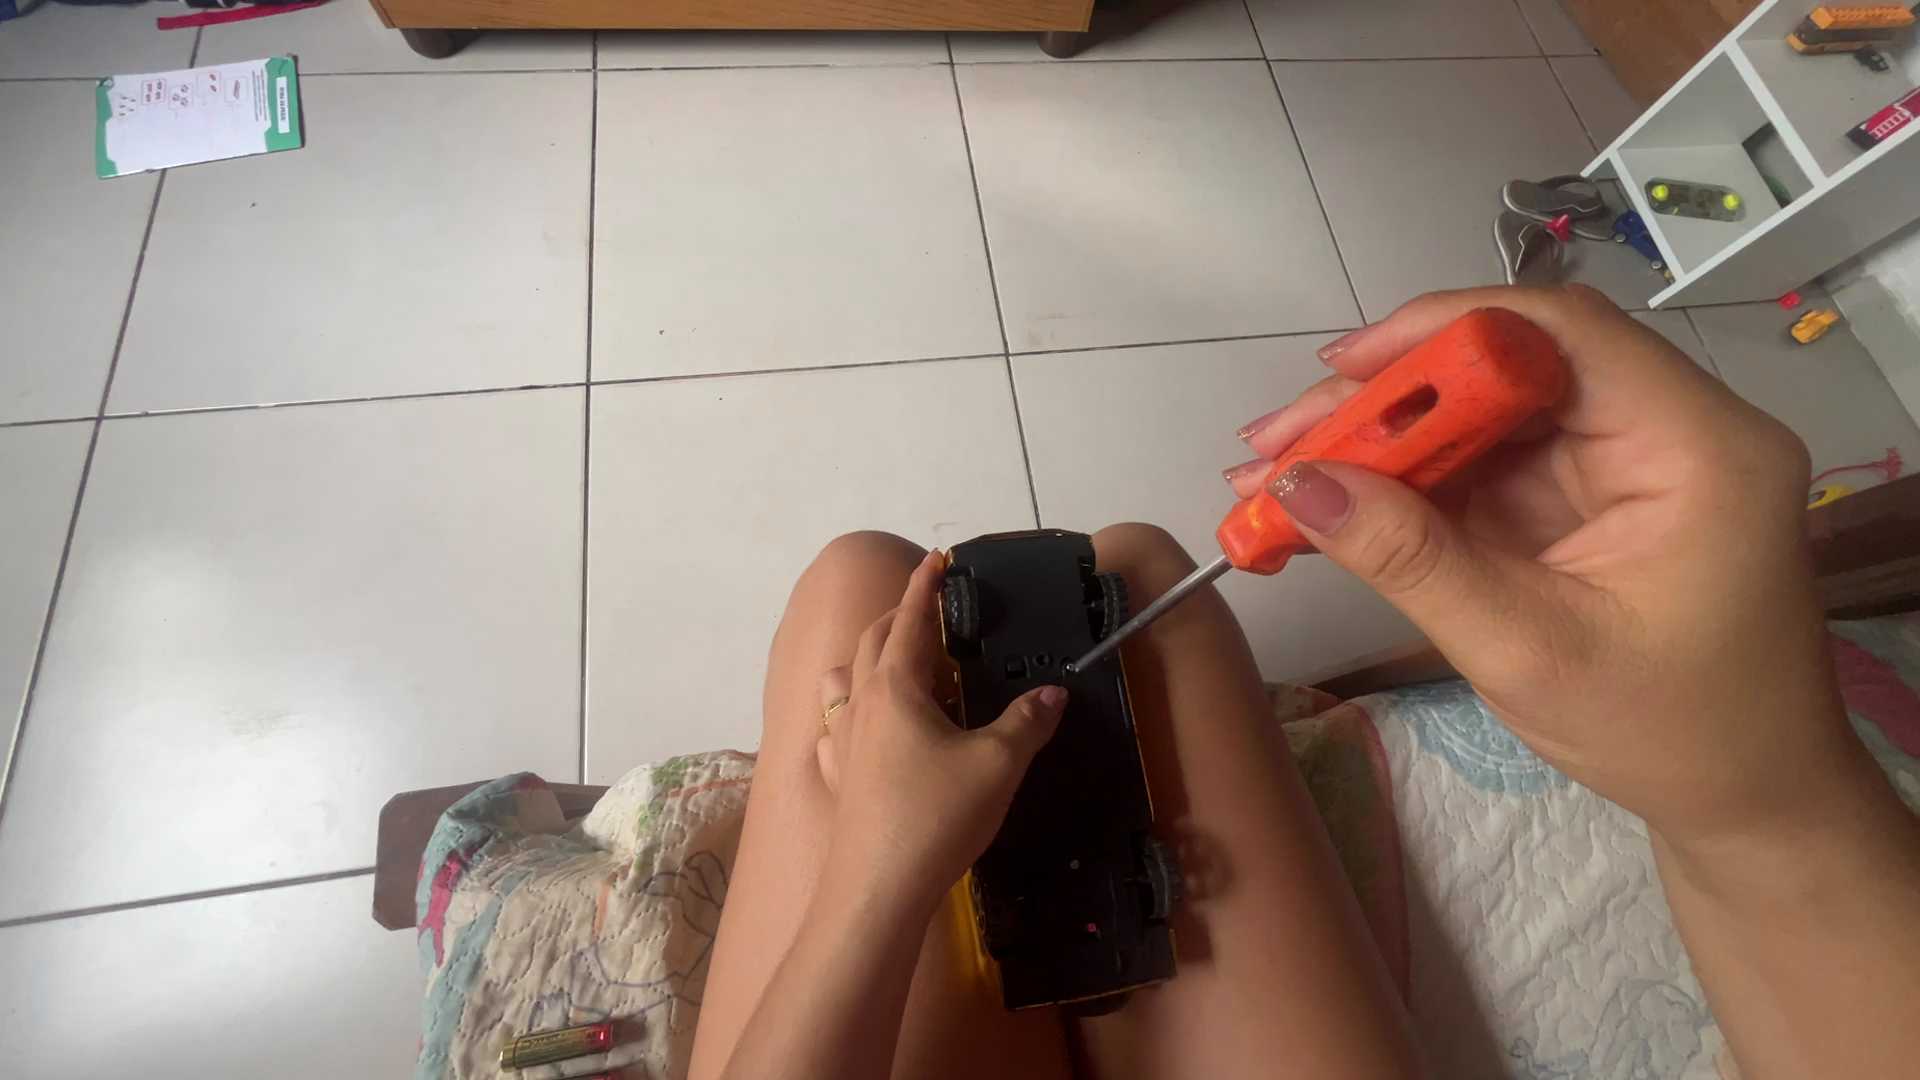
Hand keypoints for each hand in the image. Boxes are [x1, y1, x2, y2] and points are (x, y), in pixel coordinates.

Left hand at [815, 550, 1066, 910]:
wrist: (878, 890)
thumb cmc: (936, 814)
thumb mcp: (997, 764)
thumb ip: (1028, 722)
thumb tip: (1054, 693)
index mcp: (896, 686)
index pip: (909, 619)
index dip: (924, 586)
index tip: (936, 559)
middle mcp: (862, 702)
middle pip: (872, 640)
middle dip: (898, 615)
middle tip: (926, 608)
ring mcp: (842, 739)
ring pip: (842, 678)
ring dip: (864, 657)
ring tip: (888, 659)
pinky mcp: (836, 775)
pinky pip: (832, 726)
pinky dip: (845, 709)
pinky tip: (857, 724)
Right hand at [1229, 285, 1870, 847]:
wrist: (1729, 790)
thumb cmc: (1663, 729)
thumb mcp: (1521, 647)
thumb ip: (1408, 560)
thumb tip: (1297, 488)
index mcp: (1685, 448)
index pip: (1559, 337)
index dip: (1443, 332)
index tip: (1339, 365)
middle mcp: (1638, 435)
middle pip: (1488, 375)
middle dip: (1370, 403)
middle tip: (1272, 440)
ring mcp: (1586, 469)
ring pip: (1455, 422)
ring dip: (1357, 446)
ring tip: (1265, 476)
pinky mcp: (1545, 503)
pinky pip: (1449, 473)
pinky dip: (1376, 487)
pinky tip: (1311, 507)